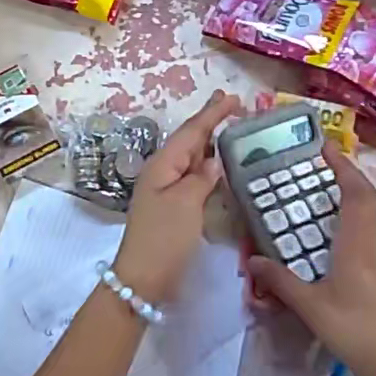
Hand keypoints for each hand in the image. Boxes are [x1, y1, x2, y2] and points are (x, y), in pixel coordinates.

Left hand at [112, 90, 241, 303]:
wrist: (143, 278)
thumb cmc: (163, 238)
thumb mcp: (185, 204)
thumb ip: (201, 178)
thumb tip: (213, 161)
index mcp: (162, 165)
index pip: (191, 132)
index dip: (212, 114)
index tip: (232, 97)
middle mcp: (163, 172)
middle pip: (190, 141)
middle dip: (210, 123)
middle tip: (232, 105)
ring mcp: (167, 190)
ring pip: (191, 159)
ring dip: (210, 143)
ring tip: (230, 128)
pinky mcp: (173, 208)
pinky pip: (193, 178)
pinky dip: (208, 168)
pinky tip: (220, 166)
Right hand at [247, 150, 375, 375]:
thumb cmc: (358, 332)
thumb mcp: (311, 307)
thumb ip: (280, 281)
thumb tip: (251, 260)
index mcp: (361, 243)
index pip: (356, 193)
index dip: (342, 167)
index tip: (326, 149)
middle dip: (354, 180)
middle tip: (330, 174)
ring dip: (373, 200)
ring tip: (350, 203)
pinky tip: (367, 240)